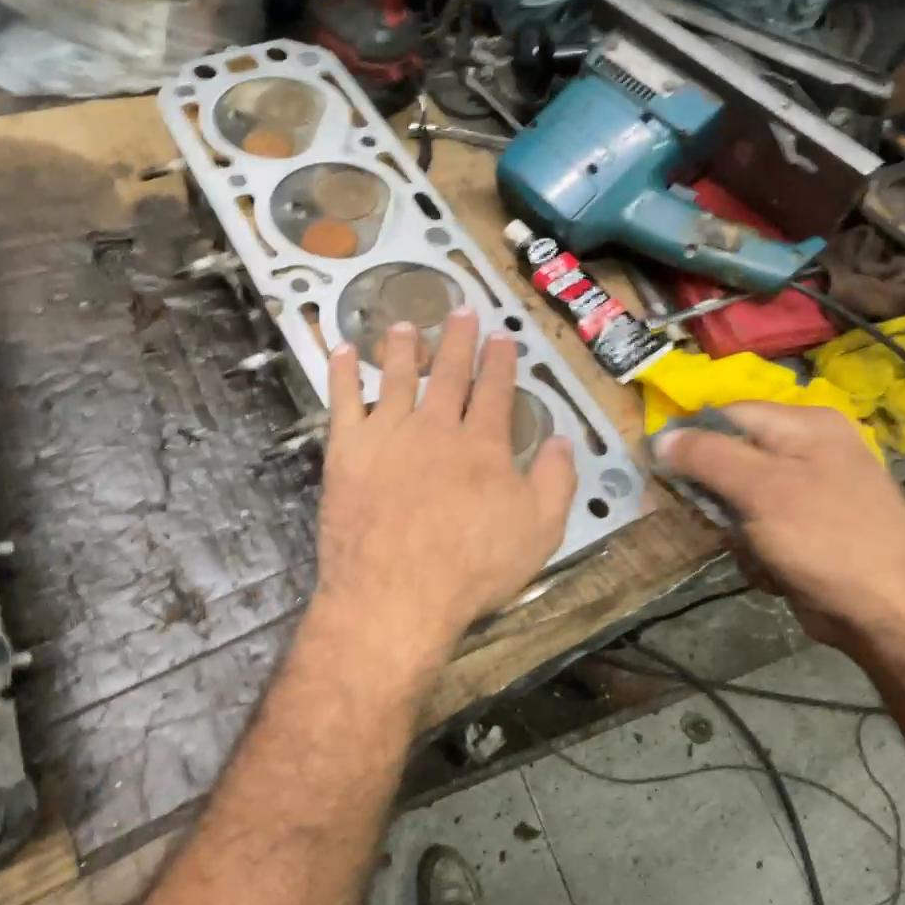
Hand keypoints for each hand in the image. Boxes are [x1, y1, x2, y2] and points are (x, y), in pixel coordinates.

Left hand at [313, 309, 576, 660]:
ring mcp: (387, 434)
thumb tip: (562, 440)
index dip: (500, 362)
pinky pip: (343, 400)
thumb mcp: (538, 532)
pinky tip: (343, 350)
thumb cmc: (472, 570)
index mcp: (482, 445)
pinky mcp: (346, 450)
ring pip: (398, 377)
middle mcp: (435, 427)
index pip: (495, 391)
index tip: (503, 337)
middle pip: (449, 374)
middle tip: (460, 311)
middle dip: (457, 340)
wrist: (396, 594)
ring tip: (405, 324)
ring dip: (404, 347)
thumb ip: (554, 481)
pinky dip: (343, 372)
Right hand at [654, 402, 904, 653]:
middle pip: (732, 455)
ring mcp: (812, 490)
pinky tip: (769, 566)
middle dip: (715, 494)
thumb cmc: (826, 540)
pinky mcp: (809, 527)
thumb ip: (708, 456)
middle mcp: (811, 448)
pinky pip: (759, 526)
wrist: (890, 615)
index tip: (664, 474)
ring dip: (734, 528)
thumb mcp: (761, 490)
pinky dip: (754, 547)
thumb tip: (660, 436)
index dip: (691, 440)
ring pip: (740, 497)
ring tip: (750, 550)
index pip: (726, 415)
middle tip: (714, 521)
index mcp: (806, 424)